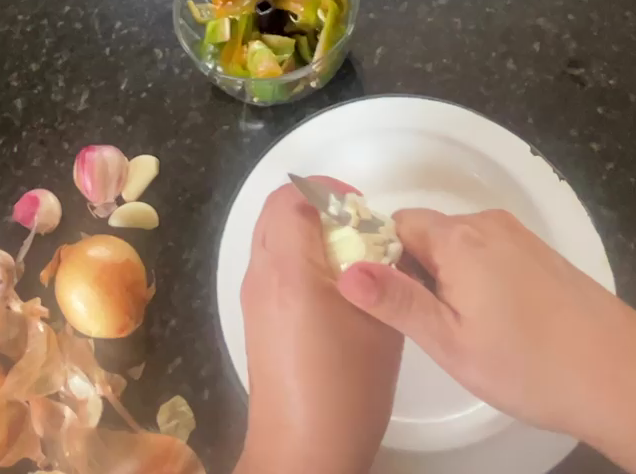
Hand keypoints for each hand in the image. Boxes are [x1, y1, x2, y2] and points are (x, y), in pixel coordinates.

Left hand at [237, 177, 401, 473]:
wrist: (303, 450)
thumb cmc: (347, 388)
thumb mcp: (381, 324)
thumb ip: (382, 273)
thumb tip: (382, 242)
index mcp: (290, 269)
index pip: (293, 197)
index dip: (326, 188)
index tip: (358, 204)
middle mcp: (262, 273)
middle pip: (275, 209)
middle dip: (313, 201)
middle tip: (353, 220)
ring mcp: (253, 295)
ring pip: (269, 232)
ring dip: (302, 225)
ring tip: (345, 248)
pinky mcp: (254, 315)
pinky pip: (269, 260)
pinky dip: (294, 250)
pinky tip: (329, 280)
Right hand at [336, 207, 635, 440]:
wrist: (624, 377)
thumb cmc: (530, 365)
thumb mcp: (451, 342)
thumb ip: (396, 301)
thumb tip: (345, 270)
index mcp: (458, 238)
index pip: (397, 224)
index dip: (384, 258)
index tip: (395, 301)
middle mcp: (486, 222)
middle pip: (429, 232)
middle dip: (418, 269)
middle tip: (434, 326)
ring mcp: (518, 234)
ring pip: (459, 244)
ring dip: (450, 276)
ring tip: (470, 331)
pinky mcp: (540, 251)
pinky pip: (489, 251)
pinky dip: (480, 276)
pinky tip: (502, 322)